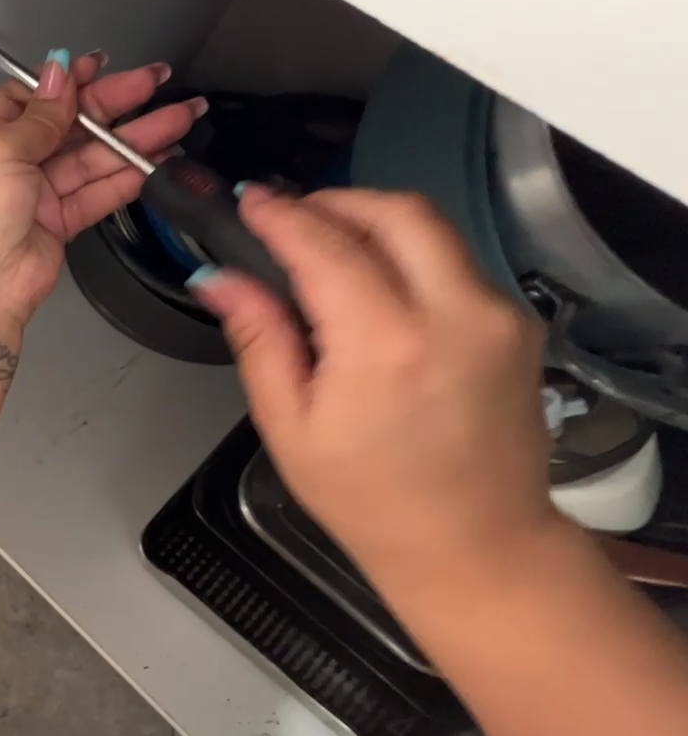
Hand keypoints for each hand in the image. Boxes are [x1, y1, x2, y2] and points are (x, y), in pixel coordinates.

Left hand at [0, 51, 204, 336]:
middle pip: (64, 124)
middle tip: (155, 81)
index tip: (100, 66)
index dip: (64, 82)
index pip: (25, 99)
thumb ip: (36, 116)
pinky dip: (129, 176)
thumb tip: (59, 72)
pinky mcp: (56, 223)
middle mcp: (3, 165)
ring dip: (134, 137)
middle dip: (111, 102)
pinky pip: (97, 192)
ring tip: (181, 116)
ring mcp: (31, 195)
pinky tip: (161, 158)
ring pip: (89, 157)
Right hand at [190, 188, 558, 583]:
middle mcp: (456, 317)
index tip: (249, 201)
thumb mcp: (285, 419)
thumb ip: (257, 337)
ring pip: (432, 229)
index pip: (327, 249)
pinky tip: (363, 279)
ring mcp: (498, 316)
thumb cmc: (366, 492)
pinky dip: (402, 251)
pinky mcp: (514, 324)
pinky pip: (453, 261)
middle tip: (284, 212)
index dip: (281, 216)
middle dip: (333, 200)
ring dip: (369, 220)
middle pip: (397, 213)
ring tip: (316, 243)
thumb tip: (220, 281)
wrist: (467, 535)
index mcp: (385, 346)